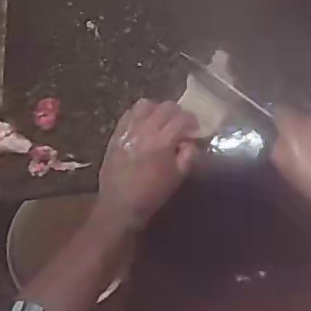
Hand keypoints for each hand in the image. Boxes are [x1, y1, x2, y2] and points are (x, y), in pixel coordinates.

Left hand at [94, 100, 199, 231]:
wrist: (120, 205)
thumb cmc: (152, 194)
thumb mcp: (178, 177)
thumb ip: (189, 155)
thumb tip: (191, 141)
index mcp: (162, 142)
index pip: (181, 118)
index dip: (192, 120)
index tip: (195, 128)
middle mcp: (145, 130)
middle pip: (166, 107)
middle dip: (178, 113)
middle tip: (181, 124)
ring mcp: (128, 130)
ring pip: (146, 105)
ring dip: (157, 110)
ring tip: (161, 121)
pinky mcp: (116, 134)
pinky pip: (129, 113)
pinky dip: (139, 114)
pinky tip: (144, 124)